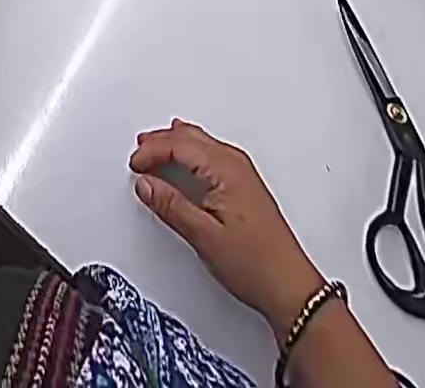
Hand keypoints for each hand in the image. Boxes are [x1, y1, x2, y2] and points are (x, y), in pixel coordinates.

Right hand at [130, 120, 324, 340]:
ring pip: (199, 142)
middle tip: (138, 153)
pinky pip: (209, 152)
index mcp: (225, 168)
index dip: (152, 151)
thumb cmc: (256, 263)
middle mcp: (234, 162)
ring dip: (173, 144)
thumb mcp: (203, 236)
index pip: (179, 145)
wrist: (289, 286)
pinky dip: (188, 152)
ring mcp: (241, 170)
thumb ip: (171, 205)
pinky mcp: (242, 182)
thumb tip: (146, 184)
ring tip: (151, 150)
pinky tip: (180, 161)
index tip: (134, 164)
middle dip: (160, 142)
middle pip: (189, 137)